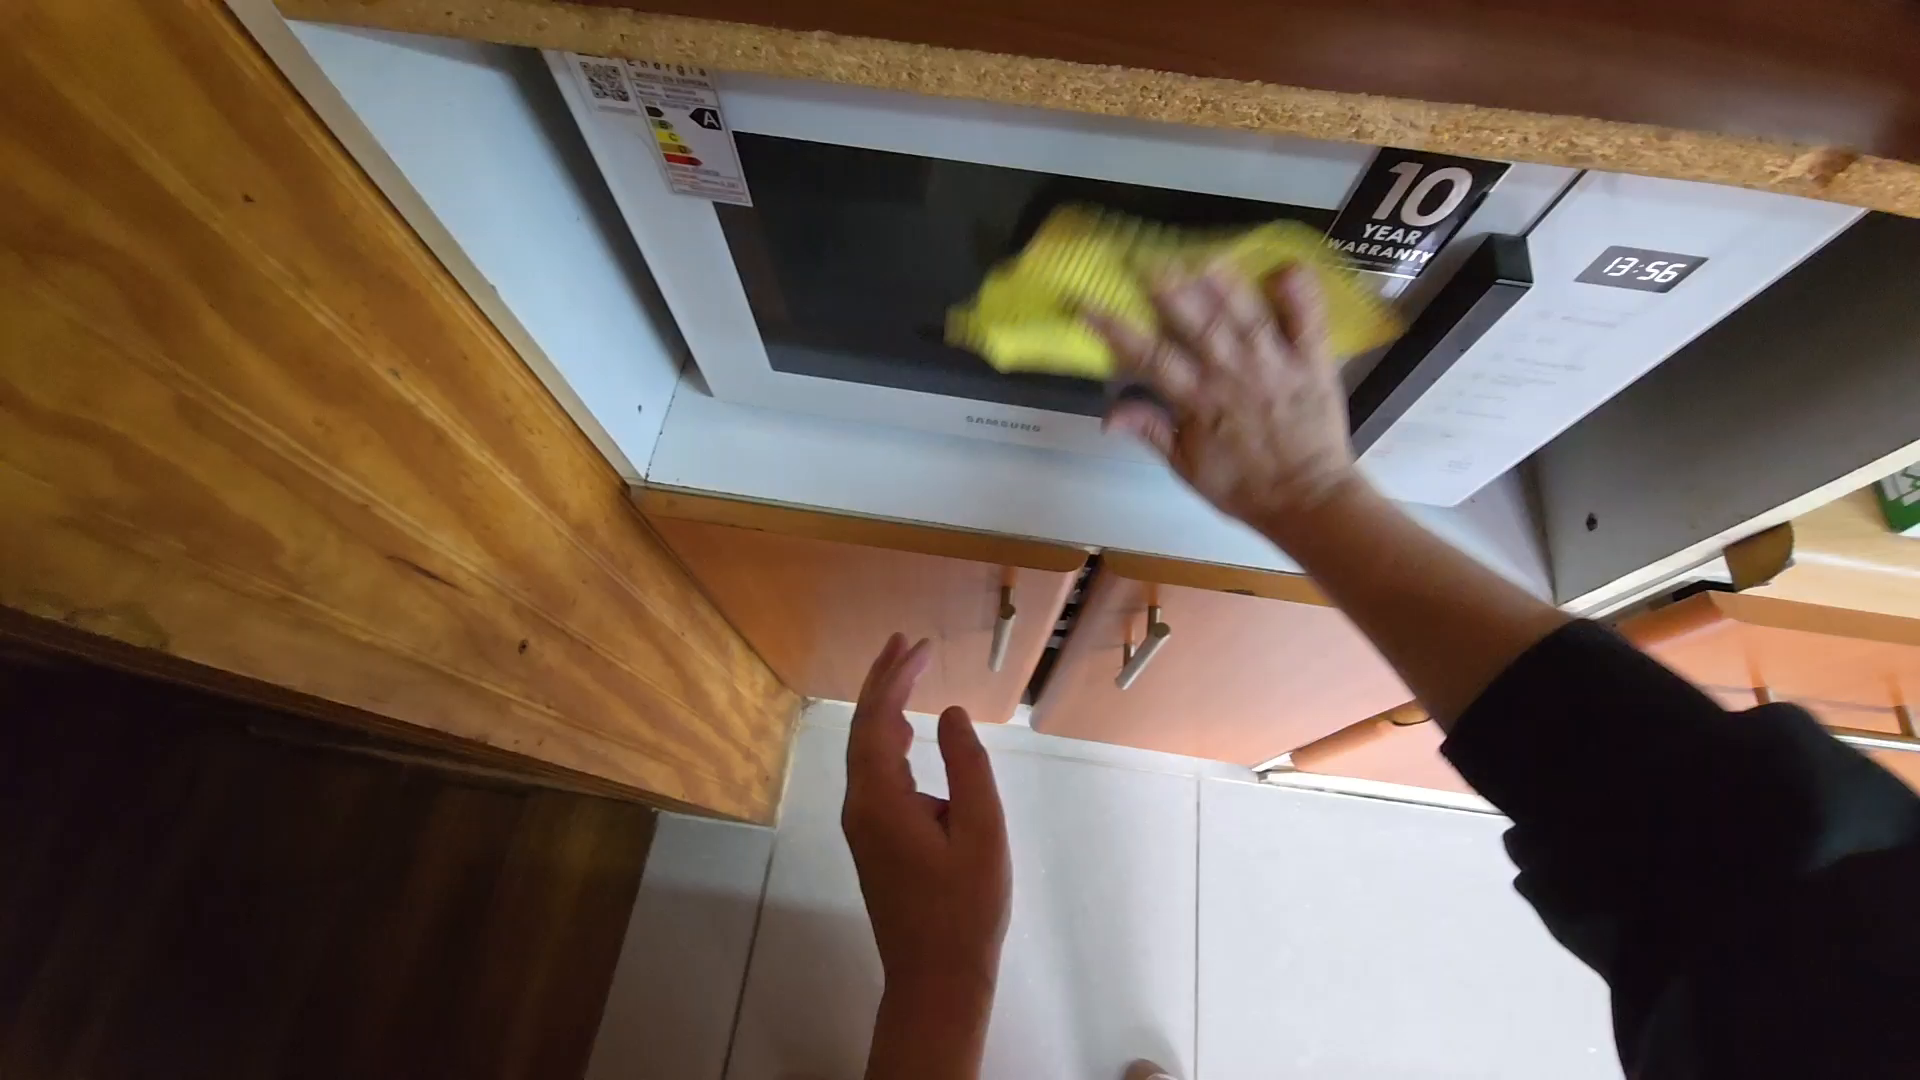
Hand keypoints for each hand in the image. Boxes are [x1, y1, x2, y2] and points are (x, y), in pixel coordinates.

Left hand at [843, 634, 1010, 1078]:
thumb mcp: (981, 830)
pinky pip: (873, 772)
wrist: (935, 979)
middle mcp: (860, 805)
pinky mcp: (871, 837)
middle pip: (863, 728)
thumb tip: (949, 712)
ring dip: (884, 707)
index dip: (895, 677)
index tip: (920, 645)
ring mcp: (861, 823)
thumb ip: (966, 765)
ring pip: (865, 749)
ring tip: (906, 672)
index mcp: (880, 799)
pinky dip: (887, 740)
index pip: (878, 719)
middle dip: (881, 681)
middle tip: (903, 642)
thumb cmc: (965, 906)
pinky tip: (906, 732)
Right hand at [1088, 264, 1359, 539]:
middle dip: (1171, 289)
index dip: (1116, 330)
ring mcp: (1275, 366)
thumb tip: (1107, 415)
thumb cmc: (1240, 486)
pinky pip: (1309, 323)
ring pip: (1247, 316)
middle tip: (1146, 257)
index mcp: (1198, 401)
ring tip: (1203, 256)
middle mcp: (1233, 376)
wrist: (1306, 501)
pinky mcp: (1312, 364)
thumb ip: (1149, 432)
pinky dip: (1301, 295)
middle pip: (1198, 325)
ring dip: (1225, 285)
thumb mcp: (1185, 468)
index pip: (1150, 358)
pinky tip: (1286, 268)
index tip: (1088, 304)